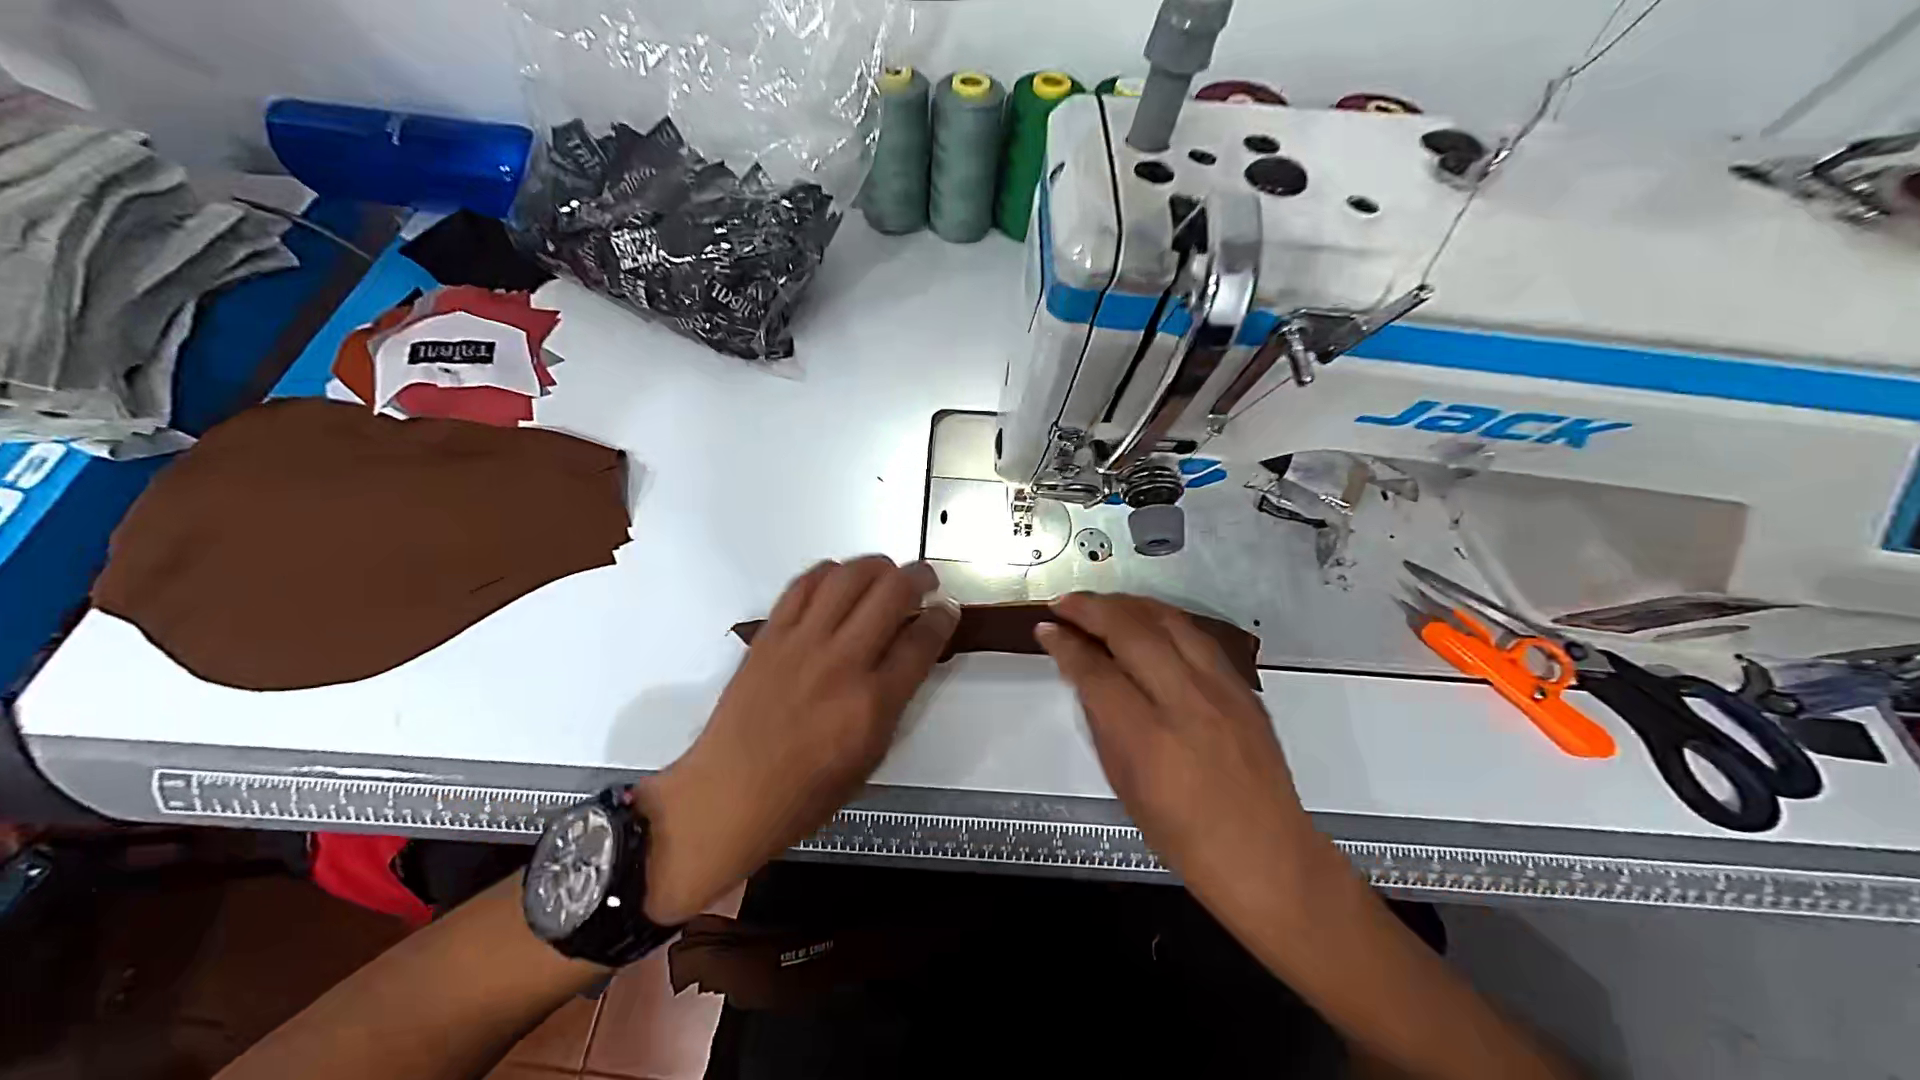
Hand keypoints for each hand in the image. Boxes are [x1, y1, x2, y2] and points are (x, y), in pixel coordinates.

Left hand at [636, 556, 958, 922]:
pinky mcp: (770, 636)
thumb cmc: (800, 793)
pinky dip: (828, 573)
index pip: (922, 640)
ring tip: (886, 571)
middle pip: (892, 592)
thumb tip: (908, 662)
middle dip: (919, 577)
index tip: (946, 611)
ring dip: (877, 566)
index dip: (943, 618)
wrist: (729, 797)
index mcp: (872, 703)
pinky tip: (838, 578)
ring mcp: (801, 644)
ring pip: (849, 576)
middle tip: (925, 580)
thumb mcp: (870, 757)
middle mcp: (840, 663)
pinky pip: (803, 585)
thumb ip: (895, 702)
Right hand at [1036, 593, 1321, 909]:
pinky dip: (1163, 618)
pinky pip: (1197, 636)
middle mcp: (1188, 704)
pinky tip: (1145, 619)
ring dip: (1128, 604)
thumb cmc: (1184, 837)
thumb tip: (1085, 676)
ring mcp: (1223, 691)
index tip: (1046, 630)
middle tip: (1065, 604)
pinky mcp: (1243, 688)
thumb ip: (1103, 723)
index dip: (1066, 645)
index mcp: (1149, 740)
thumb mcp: (1125, 786)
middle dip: (1091, 609)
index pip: (1097, 672)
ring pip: (1170, 622)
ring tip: (1101, 603)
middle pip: (1132, 632)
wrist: (1267, 857)